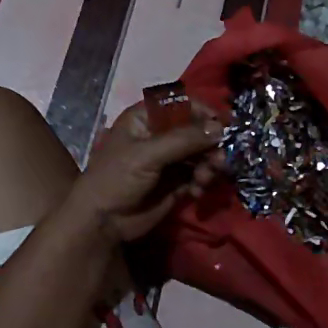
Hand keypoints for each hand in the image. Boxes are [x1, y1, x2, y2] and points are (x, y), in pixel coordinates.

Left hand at [67, 101, 224, 243]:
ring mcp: (169, 159)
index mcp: (146, 118)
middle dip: (211, 144)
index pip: (182, 105)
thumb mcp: (146, 155)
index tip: (224, 127)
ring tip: (205, 179)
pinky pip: (198, 175)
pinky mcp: (176, 182)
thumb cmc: (116, 179)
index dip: (204, 113)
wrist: (103, 221)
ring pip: (201, 154)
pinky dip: (203, 181)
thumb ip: (183, 140)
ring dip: (209, 164)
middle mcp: (159, 135)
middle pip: (196, 131)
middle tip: (221, 161)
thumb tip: (220, 128)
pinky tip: (197, 192)